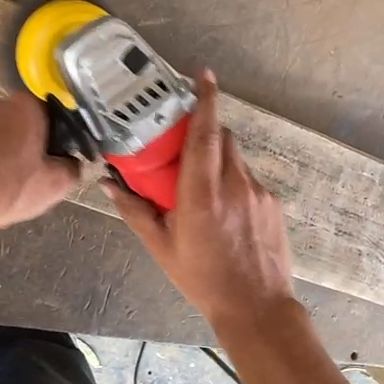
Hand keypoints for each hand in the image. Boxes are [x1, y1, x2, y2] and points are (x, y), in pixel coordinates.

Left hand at [0, 93, 80, 232]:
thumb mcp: (52, 186)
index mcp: (26, 107)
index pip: (50, 116)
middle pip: (19, 125)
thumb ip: (71, 169)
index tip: (50, 164)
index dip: (53, 142)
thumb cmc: (3, 189)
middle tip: (25, 179)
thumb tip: (71, 163)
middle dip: (24, 148)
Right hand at [107, 71, 296, 330]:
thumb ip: (135, 211)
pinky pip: (248, 179)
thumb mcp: (162, 248)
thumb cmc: (204, 279)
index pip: (205, 134)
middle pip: (221, 136)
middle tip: (184, 147)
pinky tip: (225, 213)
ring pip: (235, 158)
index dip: (204, 100)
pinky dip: (233, 183)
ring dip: (217, 160)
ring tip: (203, 189)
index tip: (203, 75)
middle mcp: (233, 184)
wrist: (258, 308)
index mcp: (201, 194)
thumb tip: (110, 185)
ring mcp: (258, 192)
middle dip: (204, 132)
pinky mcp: (273, 202)